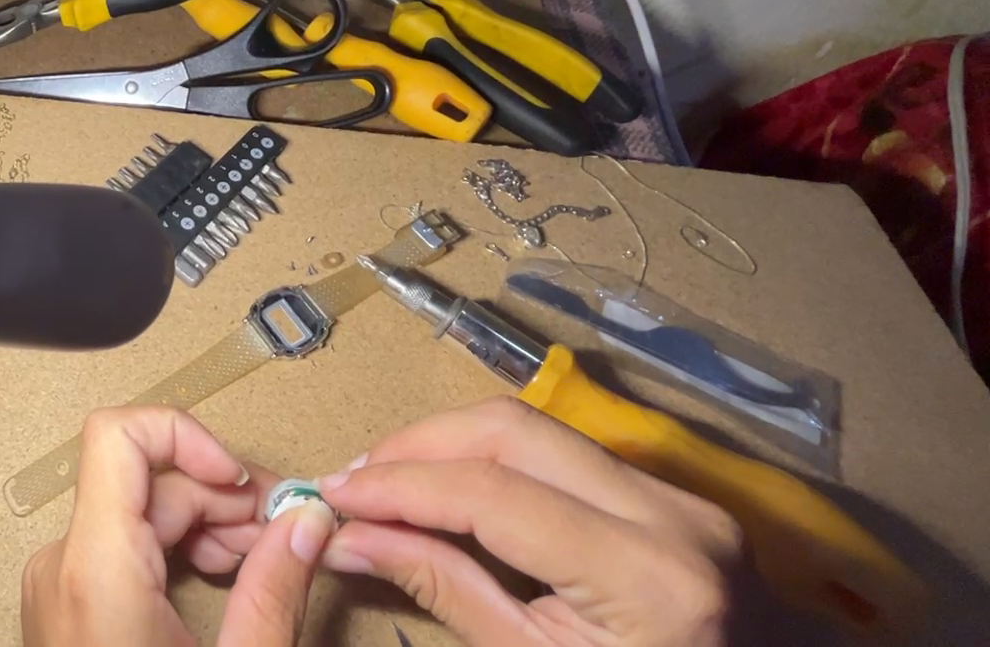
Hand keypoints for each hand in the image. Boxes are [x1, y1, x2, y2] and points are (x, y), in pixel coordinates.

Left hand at [22, 406, 337, 646]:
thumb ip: (275, 587)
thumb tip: (308, 518)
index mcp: (94, 570)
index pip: (116, 437)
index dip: (182, 434)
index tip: (240, 478)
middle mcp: (62, 562)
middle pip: (143, 480)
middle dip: (217, 494)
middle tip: (283, 528)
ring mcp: (58, 581)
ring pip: (137, 511)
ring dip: (203, 522)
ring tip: (262, 556)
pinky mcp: (66, 600)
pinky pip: (123, 545)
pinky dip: (176, 548)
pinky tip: (223, 574)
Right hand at [317, 397, 744, 646]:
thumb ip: (440, 587)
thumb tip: (345, 536)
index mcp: (649, 580)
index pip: (491, 495)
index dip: (398, 486)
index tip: (333, 492)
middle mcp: (671, 514)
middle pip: (506, 430)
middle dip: (415, 445)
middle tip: (355, 479)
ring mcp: (678, 495)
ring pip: (526, 423)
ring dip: (444, 442)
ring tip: (388, 476)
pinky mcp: (668, 491)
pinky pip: (553, 445)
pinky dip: (484, 453)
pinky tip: (445, 477)